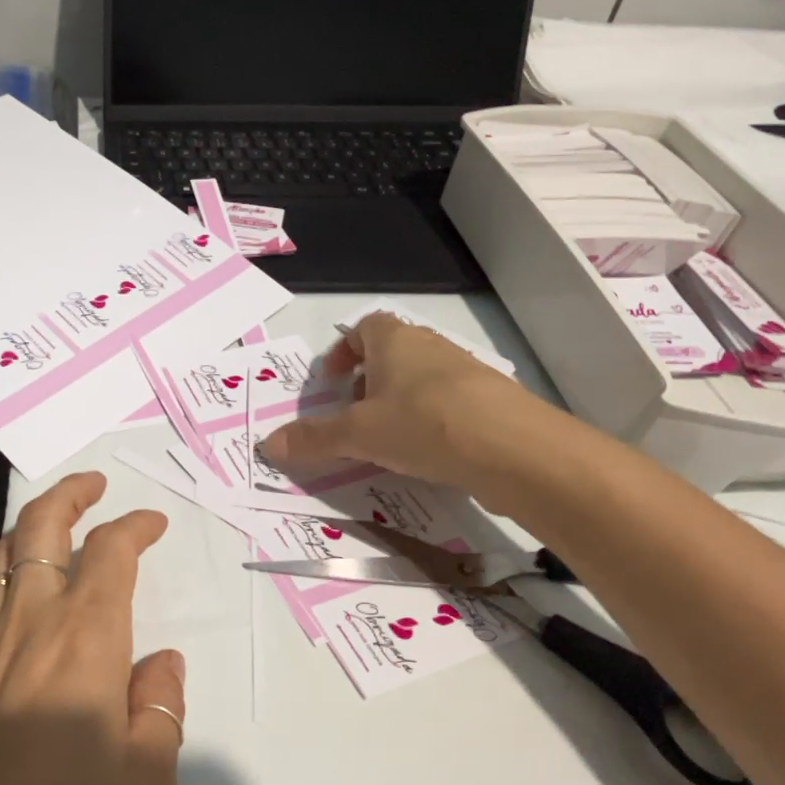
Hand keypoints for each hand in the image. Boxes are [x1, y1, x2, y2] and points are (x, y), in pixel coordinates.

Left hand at [0, 473, 186, 784]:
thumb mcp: (147, 776)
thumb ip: (163, 707)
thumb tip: (163, 662)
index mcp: (89, 634)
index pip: (112, 551)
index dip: (135, 526)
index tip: (152, 523)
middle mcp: (34, 615)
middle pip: (45, 524)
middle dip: (73, 493)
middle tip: (95, 485)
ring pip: (3, 550)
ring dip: (31, 525)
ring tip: (53, 524)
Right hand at [260, 312, 530, 489]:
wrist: (516, 449)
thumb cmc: (423, 424)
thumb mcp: (358, 435)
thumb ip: (314, 439)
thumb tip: (269, 444)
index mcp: (394, 340)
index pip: (365, 327)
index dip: (344, 350)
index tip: (333, 382)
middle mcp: (430, 347)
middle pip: (393, 353)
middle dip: (369, 382)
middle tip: (354, 416)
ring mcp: (466, 373)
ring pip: (422, 381)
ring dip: (401, 404)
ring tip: (388, 442)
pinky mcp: (492, 404)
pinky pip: (450, 406)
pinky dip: (433, 424)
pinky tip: (428, 457)